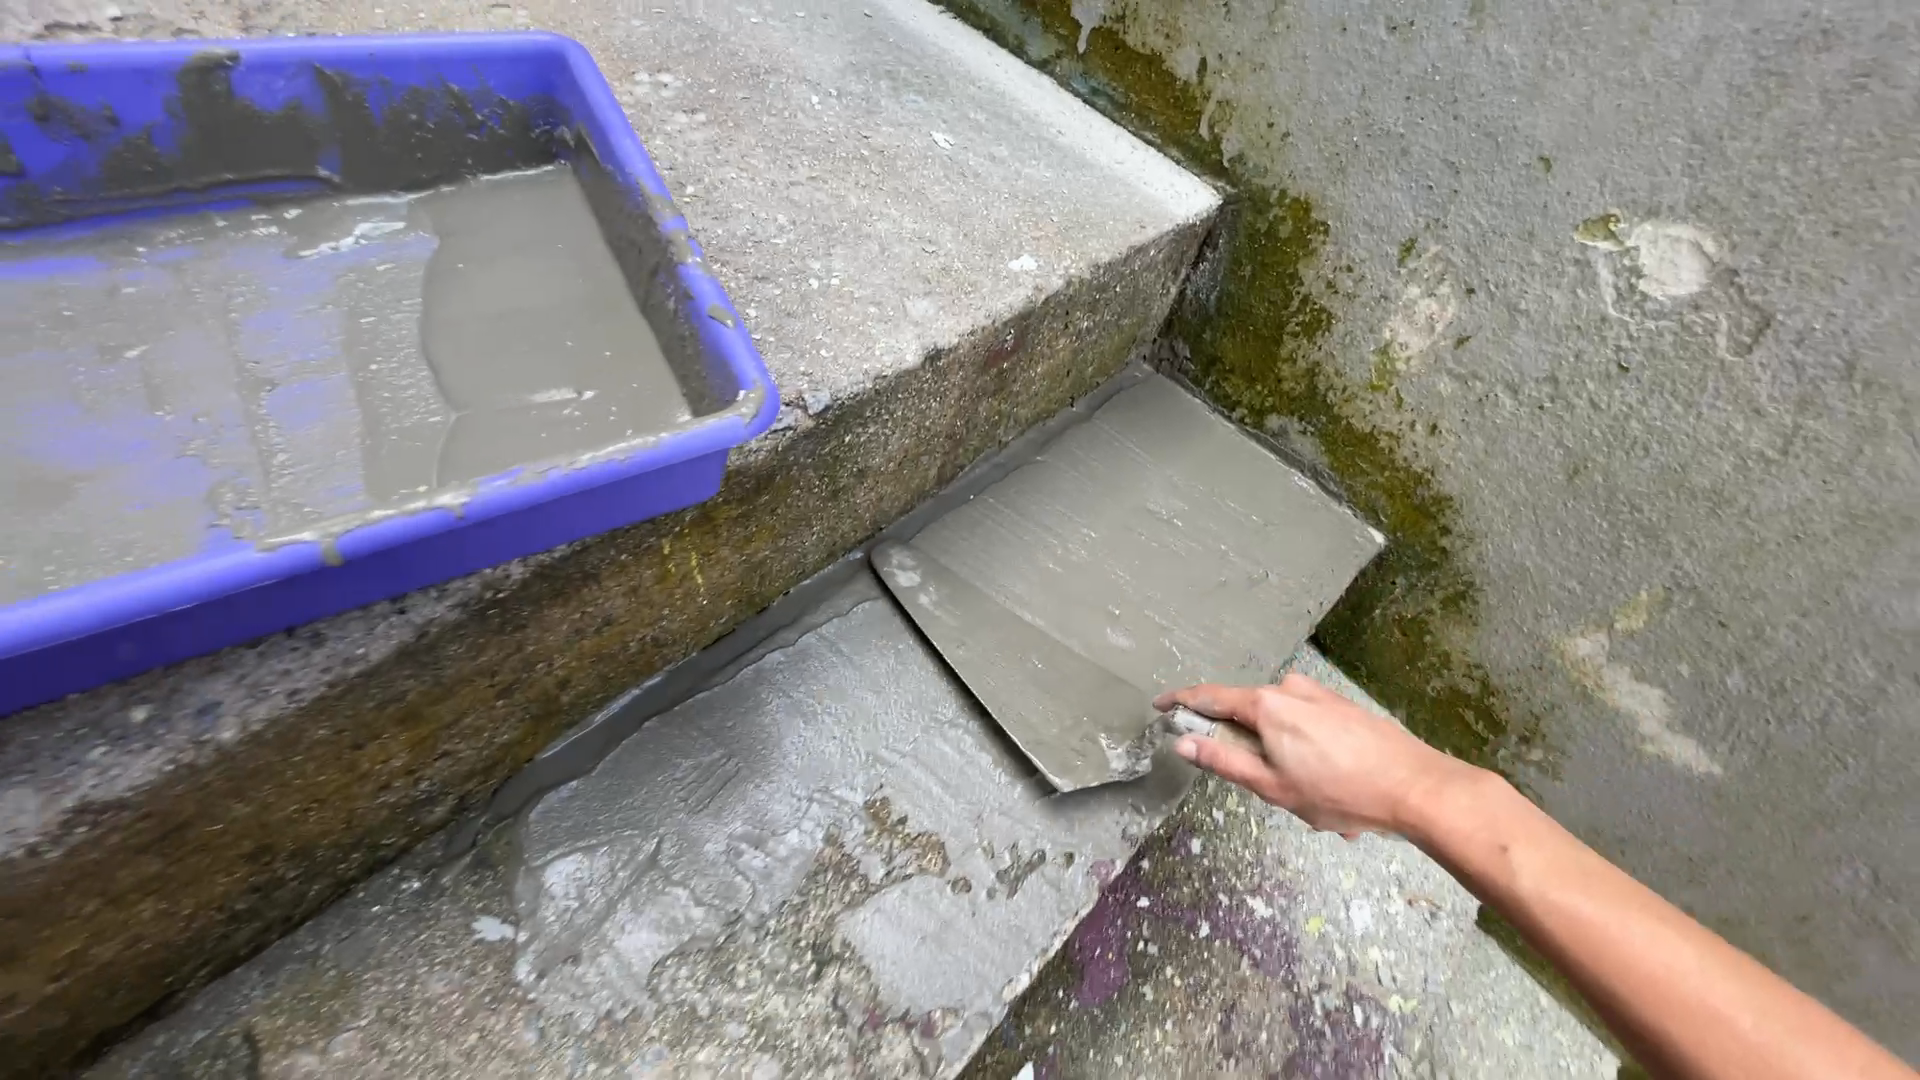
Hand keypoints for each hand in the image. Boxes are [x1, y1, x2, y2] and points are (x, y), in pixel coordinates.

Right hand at [1154, 674, 1480, 837]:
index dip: (1180, 702)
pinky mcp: (1342, 706)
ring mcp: (1318, 695)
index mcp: (1265, 704)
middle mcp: (1289, 689)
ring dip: (1281, 756)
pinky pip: (1306, 725)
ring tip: (1309, 799)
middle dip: (1247, 747)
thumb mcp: (1272, 786)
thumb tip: (1182, 742)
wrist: (1420, 788)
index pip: (1209, 696)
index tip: (1158, 707)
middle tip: (1265, 788)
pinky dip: (1306, 753)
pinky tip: (1332, 787)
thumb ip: (1223, 760)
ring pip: (1280, 723)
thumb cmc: (1341, 791)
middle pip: (1246, 712)